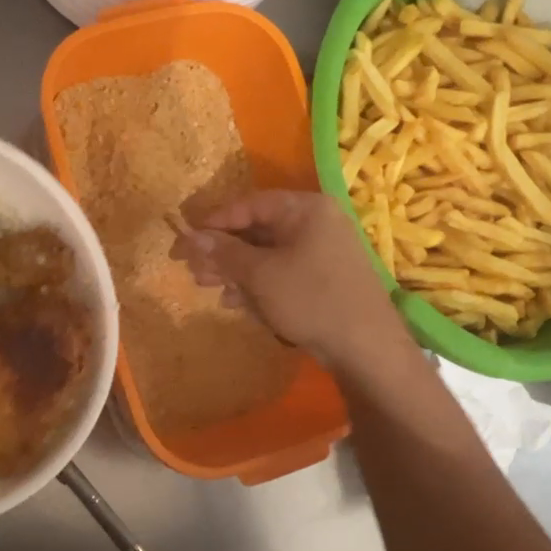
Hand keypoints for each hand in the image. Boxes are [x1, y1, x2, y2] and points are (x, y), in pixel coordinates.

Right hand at [176, 190, 399, 363]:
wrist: (365, 346)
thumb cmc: (310, 299)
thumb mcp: (260, 274)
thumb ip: (224, 252)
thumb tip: (190, 236)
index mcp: (305, 209)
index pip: (249, 204)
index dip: (213, 222)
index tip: (185, 241)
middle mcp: (316, 222)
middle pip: (256, 230)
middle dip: (222, 251)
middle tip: (192, 270)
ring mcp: (322, 251)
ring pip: (266, 254)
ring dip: (235, 271)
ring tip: (208, 287)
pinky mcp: (322, 278)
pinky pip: (281, 272)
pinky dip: (257, 284)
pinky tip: (235, 302)